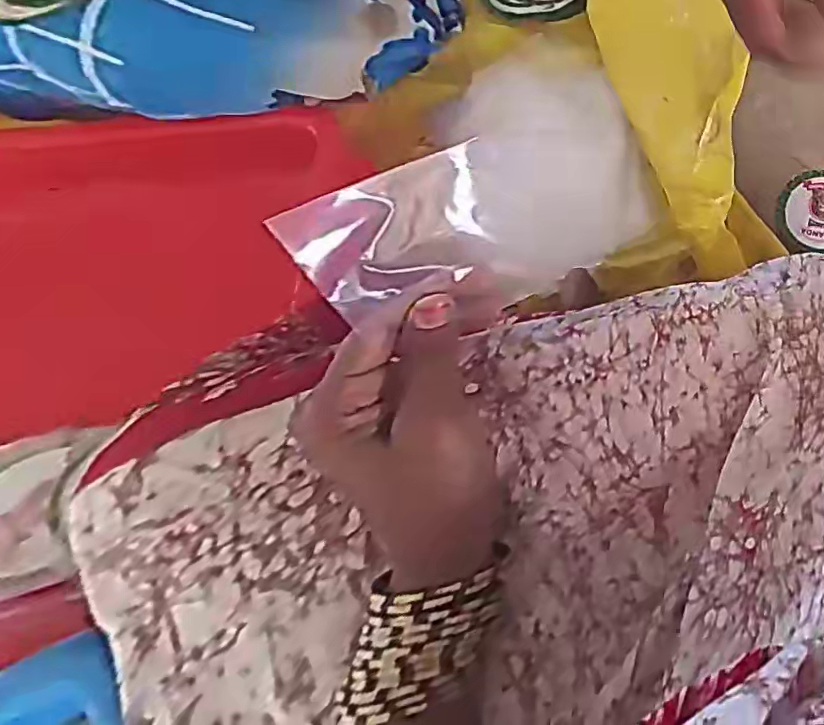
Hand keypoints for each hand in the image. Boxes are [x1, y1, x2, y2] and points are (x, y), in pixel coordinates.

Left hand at [291, 282, 503, 588]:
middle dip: (435, 308)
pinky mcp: (401, 416)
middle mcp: (341, 404)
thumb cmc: (437, 487)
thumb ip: (431, 359)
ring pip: (407, 350)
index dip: (416, 301)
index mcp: (330, 410)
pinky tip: (479, 332)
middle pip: (387, 340)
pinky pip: (421, 368)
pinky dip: (450, 347)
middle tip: (490, 286)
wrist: (452, 546)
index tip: (467, 277)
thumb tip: (434, 301)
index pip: (370, 337)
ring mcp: (371, 411)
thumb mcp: (435, 421)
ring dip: (447, 323)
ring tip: (492, 302)